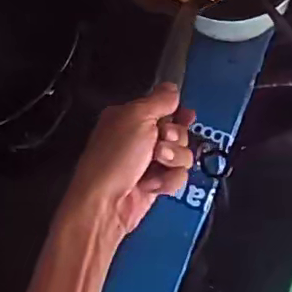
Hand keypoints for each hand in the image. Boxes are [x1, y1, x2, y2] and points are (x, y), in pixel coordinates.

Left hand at [63, 83, 196, 239]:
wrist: (106, 203)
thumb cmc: (114, 157)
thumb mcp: (137, 118)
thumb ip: (158, 101)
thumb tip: (171, 88)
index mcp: (130, 116)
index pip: (163, 106)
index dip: (177, 112)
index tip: (186, 116)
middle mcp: (139, 137)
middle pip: (178, 131)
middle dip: (175, 138)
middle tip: (159, 145)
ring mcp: (148, 161)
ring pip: (183, 155)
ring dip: (173, 161)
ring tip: (155, 164)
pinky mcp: (155, 183)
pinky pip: (178, 177)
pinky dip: (168, 180)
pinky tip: (152, 184)